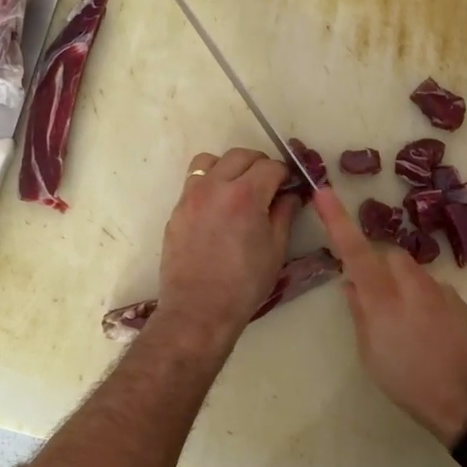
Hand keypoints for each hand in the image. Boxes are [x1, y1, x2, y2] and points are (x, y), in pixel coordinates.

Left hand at [152, 148, 302, 351]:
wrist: (198, 310)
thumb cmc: (244, 285)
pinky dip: (210, 184)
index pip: (270, 166)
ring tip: (239, 188)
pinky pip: (194, 182)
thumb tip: (290, 195)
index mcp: (245, 195)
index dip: (285, 174)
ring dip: (229, 167)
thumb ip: (284, 214)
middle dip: (259, 165)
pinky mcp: (177, 210)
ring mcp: (191, 197)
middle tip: (269, 185)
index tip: (289, 185)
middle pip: (240, 156)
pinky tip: (219, 208)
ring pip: (210, 161)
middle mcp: (215, 187)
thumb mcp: (276, 250)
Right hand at [312, 189, 466, 444]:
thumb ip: (361, 314)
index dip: (337, 221)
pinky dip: (422, 300)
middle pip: (390, 256)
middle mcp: (413, 285)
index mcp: (383, 299)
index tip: (325, 191)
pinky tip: (428, 332)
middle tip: (372, 300)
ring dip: (401, 286)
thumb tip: (352, 285)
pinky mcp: (460, 301)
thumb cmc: (410, 383)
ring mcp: (440, 290)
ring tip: (403, 325)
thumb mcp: (371, 355)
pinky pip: (432, 289)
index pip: (355, 251)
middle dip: (378, 268)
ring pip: (412, 273)